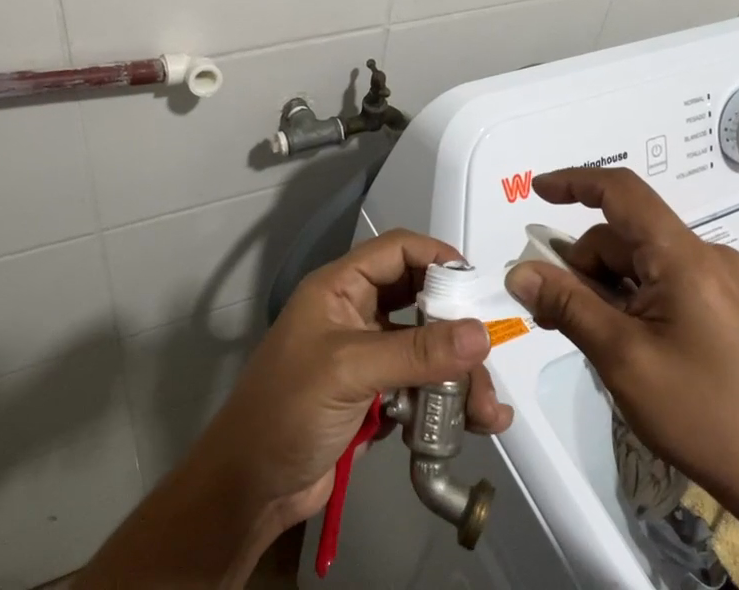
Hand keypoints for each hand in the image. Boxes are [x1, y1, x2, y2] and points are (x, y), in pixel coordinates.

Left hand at [81, 229, 512, 586]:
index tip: (478, 290)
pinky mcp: (376, 396)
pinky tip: (471, 425)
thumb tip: (482, 334)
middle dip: (458, 330)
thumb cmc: (287, 411)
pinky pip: (421, 386)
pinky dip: (446, 402)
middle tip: (487, 362)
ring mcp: (366, 357)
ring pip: (427, 349)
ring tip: (487, 414)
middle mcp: (355, 314)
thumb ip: (417, 351)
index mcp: (339, 289)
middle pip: (421, 301)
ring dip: (459, 376)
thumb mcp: (350, 371)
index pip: (397, 251)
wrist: (251, 487)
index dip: (438, 259)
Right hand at [505, 167, 738, 589]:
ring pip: (645, 267)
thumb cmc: (703, 414)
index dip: (575, 182)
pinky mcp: (735, 314)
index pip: (623, 193)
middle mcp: (710, 259)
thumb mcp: (622, 358)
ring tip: (593, 343)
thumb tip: (519, 270)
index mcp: (686, 258)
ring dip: (608, 291)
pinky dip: (636, 304)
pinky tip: (629, 347)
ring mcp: (727, 287)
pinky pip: (670, 288)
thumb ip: (568, 305)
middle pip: (627, 239)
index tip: (536, 192)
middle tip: (551, 317)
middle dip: (582, 267)